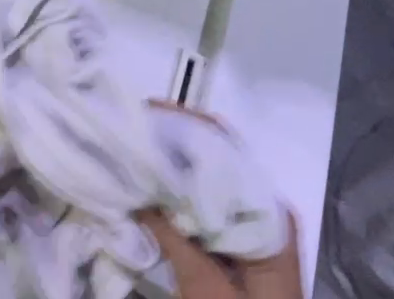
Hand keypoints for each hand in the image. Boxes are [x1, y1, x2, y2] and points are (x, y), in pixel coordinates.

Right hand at [138, 100, 302, 298]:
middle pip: (213, 162)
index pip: (227, 149)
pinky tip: (139, 188)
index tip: (143, 112)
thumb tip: (132, 184)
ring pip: (202, 185)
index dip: (185, 125)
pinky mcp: (227, 252)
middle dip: (169, 144)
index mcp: (268, 215)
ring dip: (166, 168)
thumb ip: (170, 233)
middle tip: (124, 128)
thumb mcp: (205, 287)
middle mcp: (260, 213)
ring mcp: (244, 233)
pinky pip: (197, 211)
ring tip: (124, 148)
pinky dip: (169, 197)